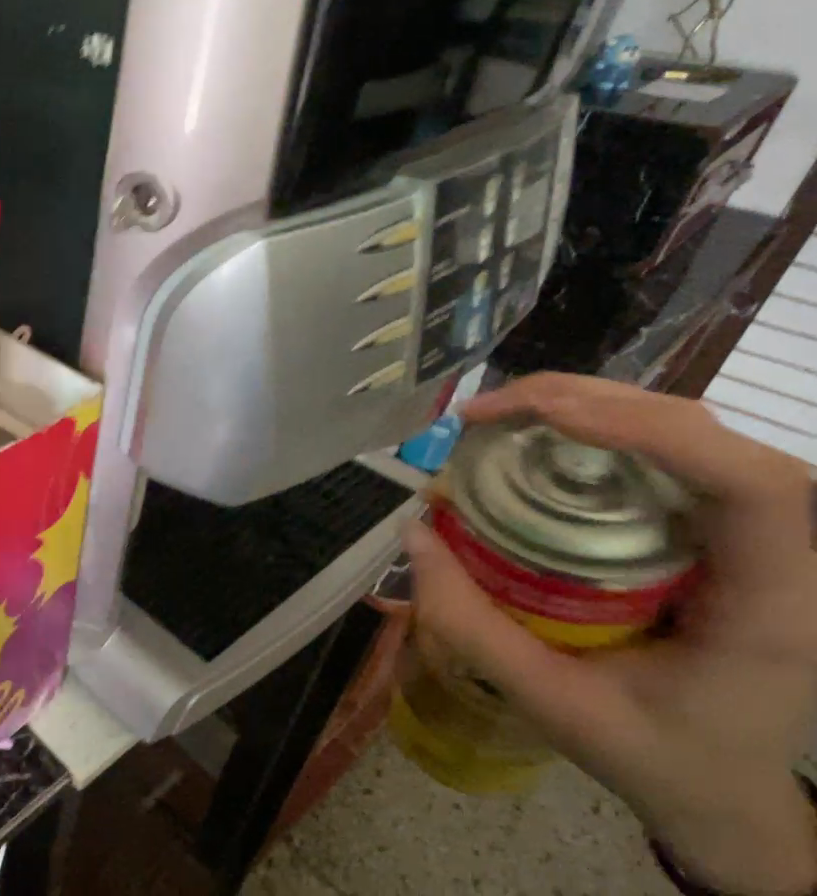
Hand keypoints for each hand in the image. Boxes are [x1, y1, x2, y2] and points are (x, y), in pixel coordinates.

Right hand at [405, 373, 816, 893]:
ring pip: (692, 435)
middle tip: (490, 411)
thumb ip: (474, 626)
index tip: (548, 418)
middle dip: (600, 403)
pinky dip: (603, 430)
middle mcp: (783, 557)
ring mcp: (755, 540)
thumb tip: (413, 532)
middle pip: (712, 438)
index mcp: (773, 606)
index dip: (656, 433)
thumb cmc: (654, 756)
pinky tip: (542, 437)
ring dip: (598, 407)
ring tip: (504, 414)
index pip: (754, 488)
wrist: (719, 789)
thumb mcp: (552, 703)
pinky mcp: (718, 534)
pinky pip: (670, 458)